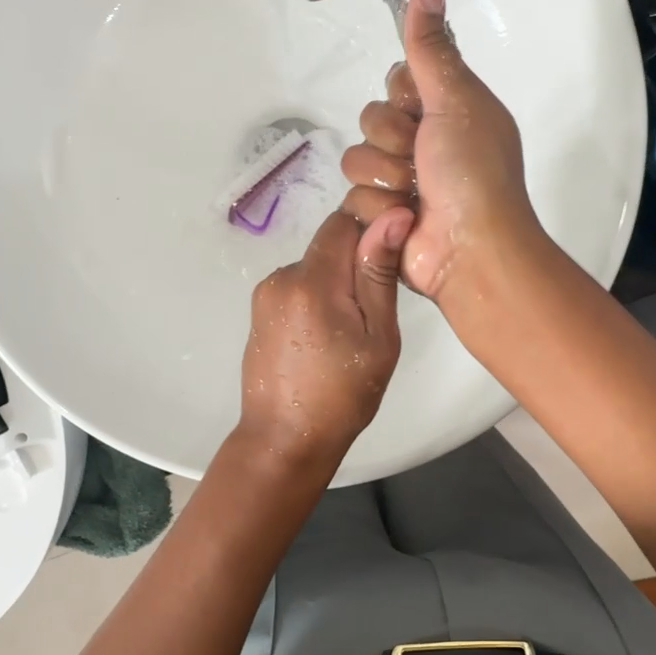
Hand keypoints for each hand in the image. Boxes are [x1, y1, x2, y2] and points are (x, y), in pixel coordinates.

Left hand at [238, 207, 413, 466]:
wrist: (285, 439)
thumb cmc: (342, 396)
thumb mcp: (378, 338)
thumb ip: (380, 274)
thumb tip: (394, 214)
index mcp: (312, 281)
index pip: (344, 220)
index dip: (373, 226)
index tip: (395, 254)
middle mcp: (282, 277)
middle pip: (329, 244)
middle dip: (357, 262)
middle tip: (377, 309)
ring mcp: (266, 294)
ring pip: (316, 267)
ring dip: (339, 284)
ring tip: (352, 331)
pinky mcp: (260, 311)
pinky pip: (300, 288)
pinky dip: (320, 299)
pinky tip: (328, 337)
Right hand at [340, 0, 544, 305]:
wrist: (471, 248)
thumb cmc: (473, 172)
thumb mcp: (454, 98)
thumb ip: (431, 45)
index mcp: (445, 110)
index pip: (396, 81)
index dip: (404, 95)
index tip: (425, 111)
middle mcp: (422, 143)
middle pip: (370, 119)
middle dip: (393, 140)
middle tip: (423, 160)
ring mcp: (401, 183)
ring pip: (357, 160)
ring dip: (386, 178)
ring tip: (417, 195)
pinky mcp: (382, 217)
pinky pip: (355, 199)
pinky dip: (381, 210)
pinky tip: (406, 220)